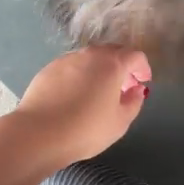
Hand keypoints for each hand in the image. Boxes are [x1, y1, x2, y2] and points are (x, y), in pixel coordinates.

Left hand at [8, 46, 152, 164]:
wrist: (39, 133)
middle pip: (112, 52)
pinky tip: (76, 95)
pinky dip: (81, 75)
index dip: (143, 67)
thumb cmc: (86, 129)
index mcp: (112, 63)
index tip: (143, 81)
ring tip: (100, 92)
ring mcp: (67, 59)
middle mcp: (90, 55)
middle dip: (122, 66)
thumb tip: (137, 90)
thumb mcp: (120, 122)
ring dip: (100, 70)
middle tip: (124, 86)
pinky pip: (72, 66)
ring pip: (90, 58)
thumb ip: (134, 102)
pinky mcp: (49, 68)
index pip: (135, 55)